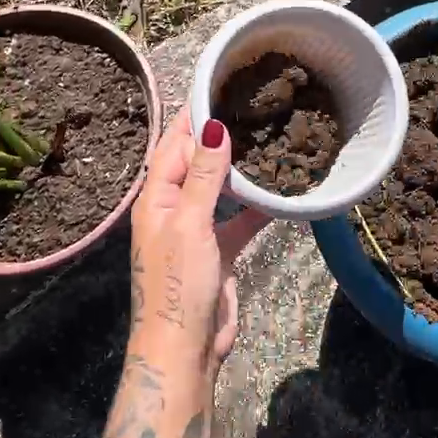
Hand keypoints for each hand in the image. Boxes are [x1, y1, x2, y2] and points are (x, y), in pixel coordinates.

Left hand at [129, 111, 271, 373]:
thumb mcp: (190, 224)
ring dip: (239, 170)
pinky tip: (281, 195)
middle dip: (219, 138)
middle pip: (196, 163)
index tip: (220, 87)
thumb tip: (214, 128)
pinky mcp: (218, 252)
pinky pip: (239, 220)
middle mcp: (173, 209)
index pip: (174, 146)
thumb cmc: (179, 284)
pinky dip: (257, 208)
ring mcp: (196, 231)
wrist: (184, 350)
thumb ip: (203, 177)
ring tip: (267, 140)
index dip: (194, 118)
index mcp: (156, 198)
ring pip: (219, 190)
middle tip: (252, 108)